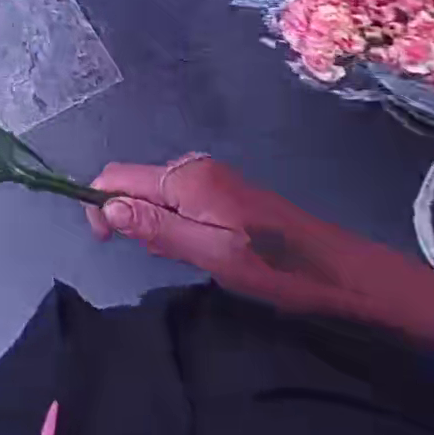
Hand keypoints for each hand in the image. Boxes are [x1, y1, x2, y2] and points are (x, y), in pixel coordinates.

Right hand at [85, 155, 433, 343]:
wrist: (333, 268)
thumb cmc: (271, 264)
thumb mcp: (210, 252)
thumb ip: (156, 227)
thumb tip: (106, 206)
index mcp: (186, 177)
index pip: (119, 176)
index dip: (100, 204)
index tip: (106, 242)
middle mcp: (192, 167)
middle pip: (135, 184)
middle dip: (132, 219)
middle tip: (164, 256)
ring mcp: (207, 176)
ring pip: (154, 195)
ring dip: (153, 226)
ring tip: (187, 256)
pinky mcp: (219, 189)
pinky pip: (176, 200)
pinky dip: (172, 224)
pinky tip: (198, 247)